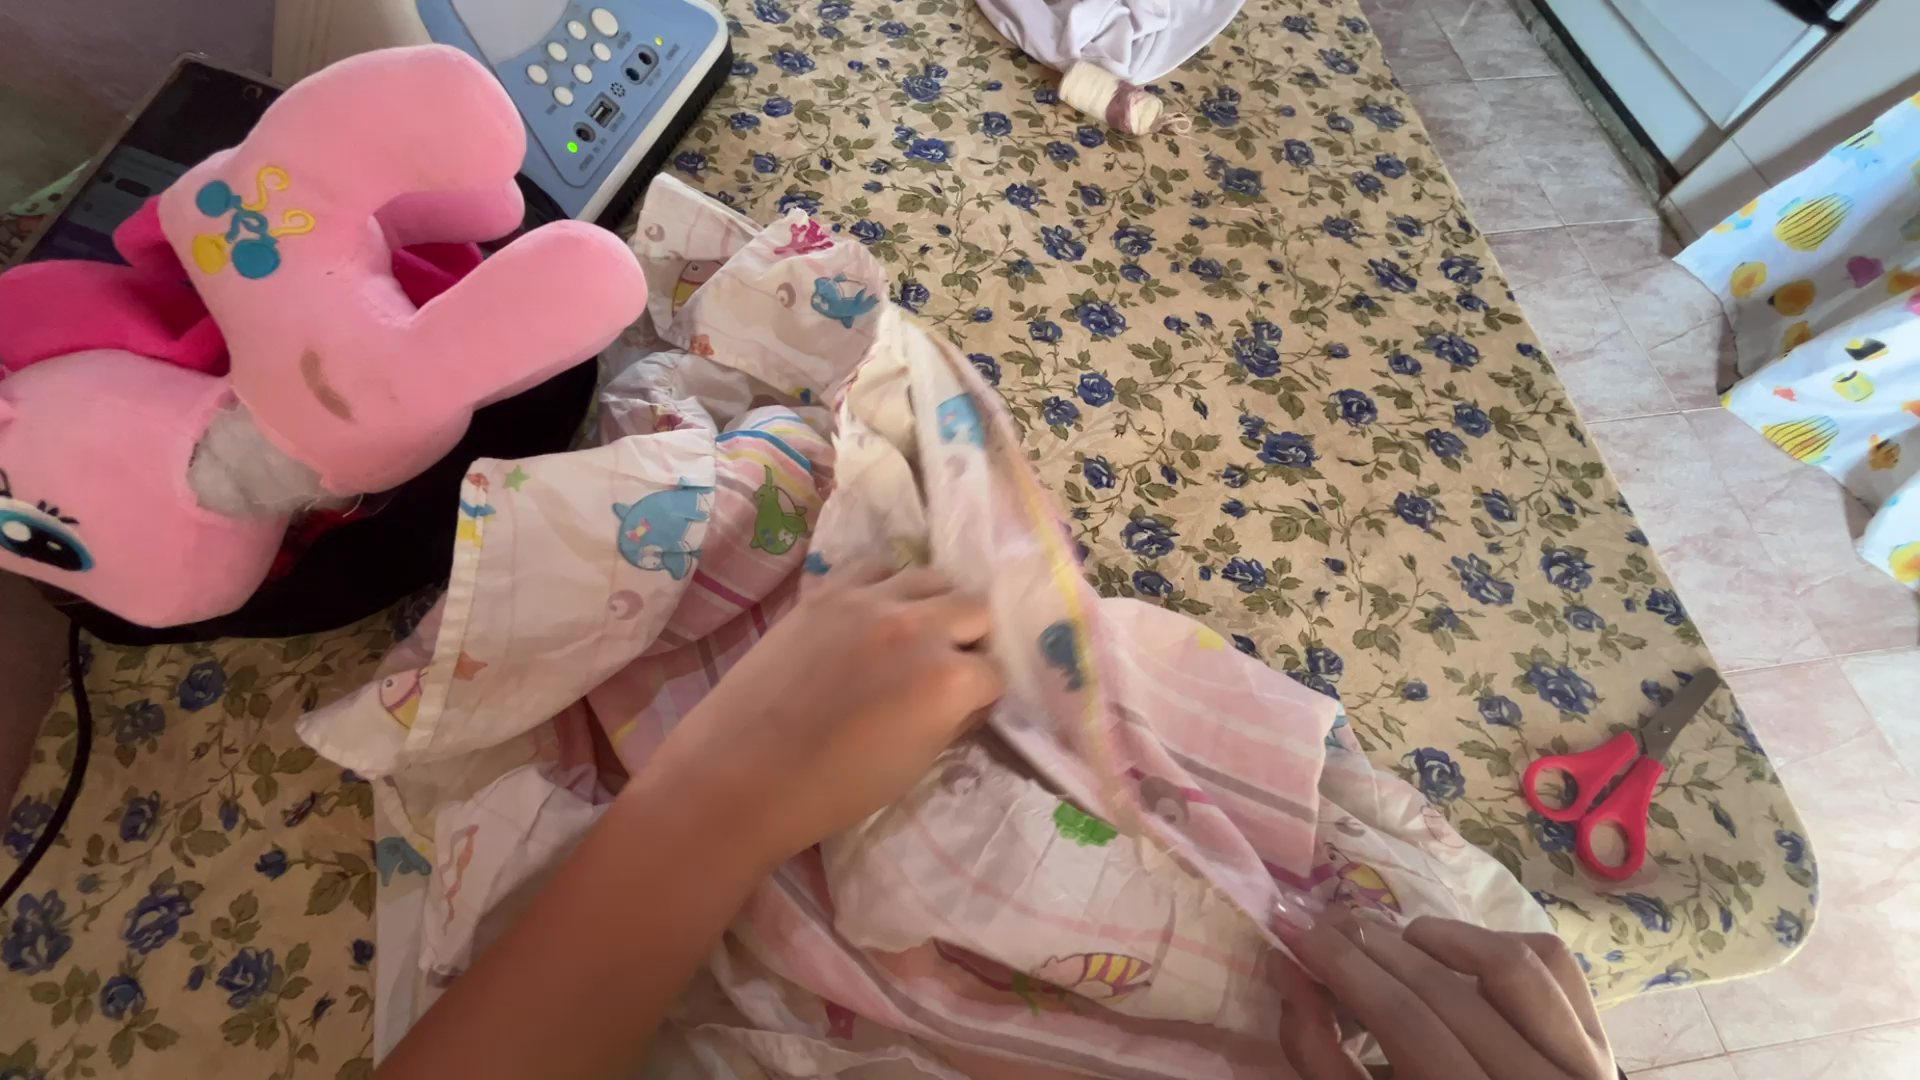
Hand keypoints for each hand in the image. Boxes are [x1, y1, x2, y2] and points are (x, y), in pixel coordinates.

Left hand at [636, 562, 1002, 865]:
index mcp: (949, 681)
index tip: (967, 705)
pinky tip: (875, 610)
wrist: (741, 774)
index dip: (984, 693)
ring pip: (934, 576)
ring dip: (936, 604)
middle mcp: (920, 628)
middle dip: (972, 638)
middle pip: (976, 608)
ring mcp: (871, 601)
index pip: (995, 672)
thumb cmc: (834, 788)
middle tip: (949, 663)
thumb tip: (969, 695)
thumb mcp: (916, 764)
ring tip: (916, 631)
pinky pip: (877, 565)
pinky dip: (887, 584)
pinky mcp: (828, 591)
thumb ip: (954, 717)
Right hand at [1273, 910, 1614, 1079]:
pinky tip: (1453, 956)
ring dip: (1432, 937)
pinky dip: (1493, 942)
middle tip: (1319, 924)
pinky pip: (1553, 964)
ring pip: (1507, 963)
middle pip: (1441, 988)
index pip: (1403, 1020)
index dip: (1339, 965)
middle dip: (1365, 942)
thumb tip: (1286, 967)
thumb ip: (1319, 1052)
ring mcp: (1585, 1066)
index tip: (1290, 926)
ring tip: (1391, 945)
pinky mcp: (1599, 1040)